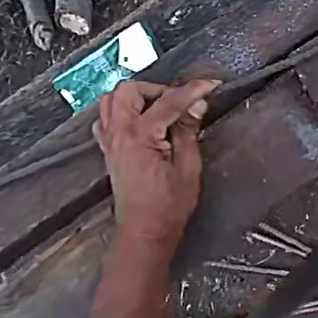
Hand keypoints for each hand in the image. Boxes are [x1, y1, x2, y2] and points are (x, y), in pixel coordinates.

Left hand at [92, 79, 221, 249]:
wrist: (145, 231)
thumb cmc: (169, 206)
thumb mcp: (188, 167)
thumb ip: (188, 131)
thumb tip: (196, 105)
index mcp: (139, 136)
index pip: (168, 102)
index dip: (192, 91)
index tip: (210, 85)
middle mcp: (118, 133)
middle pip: (130, 90)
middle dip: (158, 89)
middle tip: (181, 101)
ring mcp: (109, 141)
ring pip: (112, 100)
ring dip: (137, 97)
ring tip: (161, 109)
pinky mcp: (109, 150)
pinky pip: (106, 118)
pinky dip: (122, 112)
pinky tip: (140, 121)